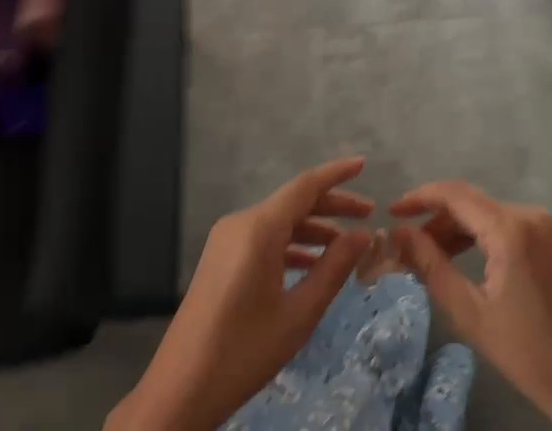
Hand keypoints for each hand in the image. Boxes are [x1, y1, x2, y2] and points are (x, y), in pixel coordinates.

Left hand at [106, 157, 375, 430]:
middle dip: (332, 205)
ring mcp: (226, 241)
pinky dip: (291, 245)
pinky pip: (263, 239)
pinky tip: (313, 265)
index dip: (336, 174)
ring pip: (279, 222)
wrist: (182, 387)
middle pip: (293, 202)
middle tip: (369, 214)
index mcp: (258, 228)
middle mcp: (240, 224)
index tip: (364, 164)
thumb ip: (333, 268)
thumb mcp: (299, 312)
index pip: (305, 186)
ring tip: (348, 245)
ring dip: (313, 229)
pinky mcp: (221, 260)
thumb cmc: (245, 349)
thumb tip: (362, 234)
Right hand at [391, 181, 551, 430]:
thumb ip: (430, 265)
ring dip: (453, 229)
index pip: (456, 194)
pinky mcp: (545, 237)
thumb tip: (398, 234)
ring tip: (425, 256)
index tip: (391, 212)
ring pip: (484, 212)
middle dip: (434, 220)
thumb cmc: (522, 348)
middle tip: (404, 246)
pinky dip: (475, 235)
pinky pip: (501, 224)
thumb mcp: (467, 310)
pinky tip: (455, 257)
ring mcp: (541, 224)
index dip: (420, 198)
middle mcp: (528, 215)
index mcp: (510, 230)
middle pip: (469, 202)